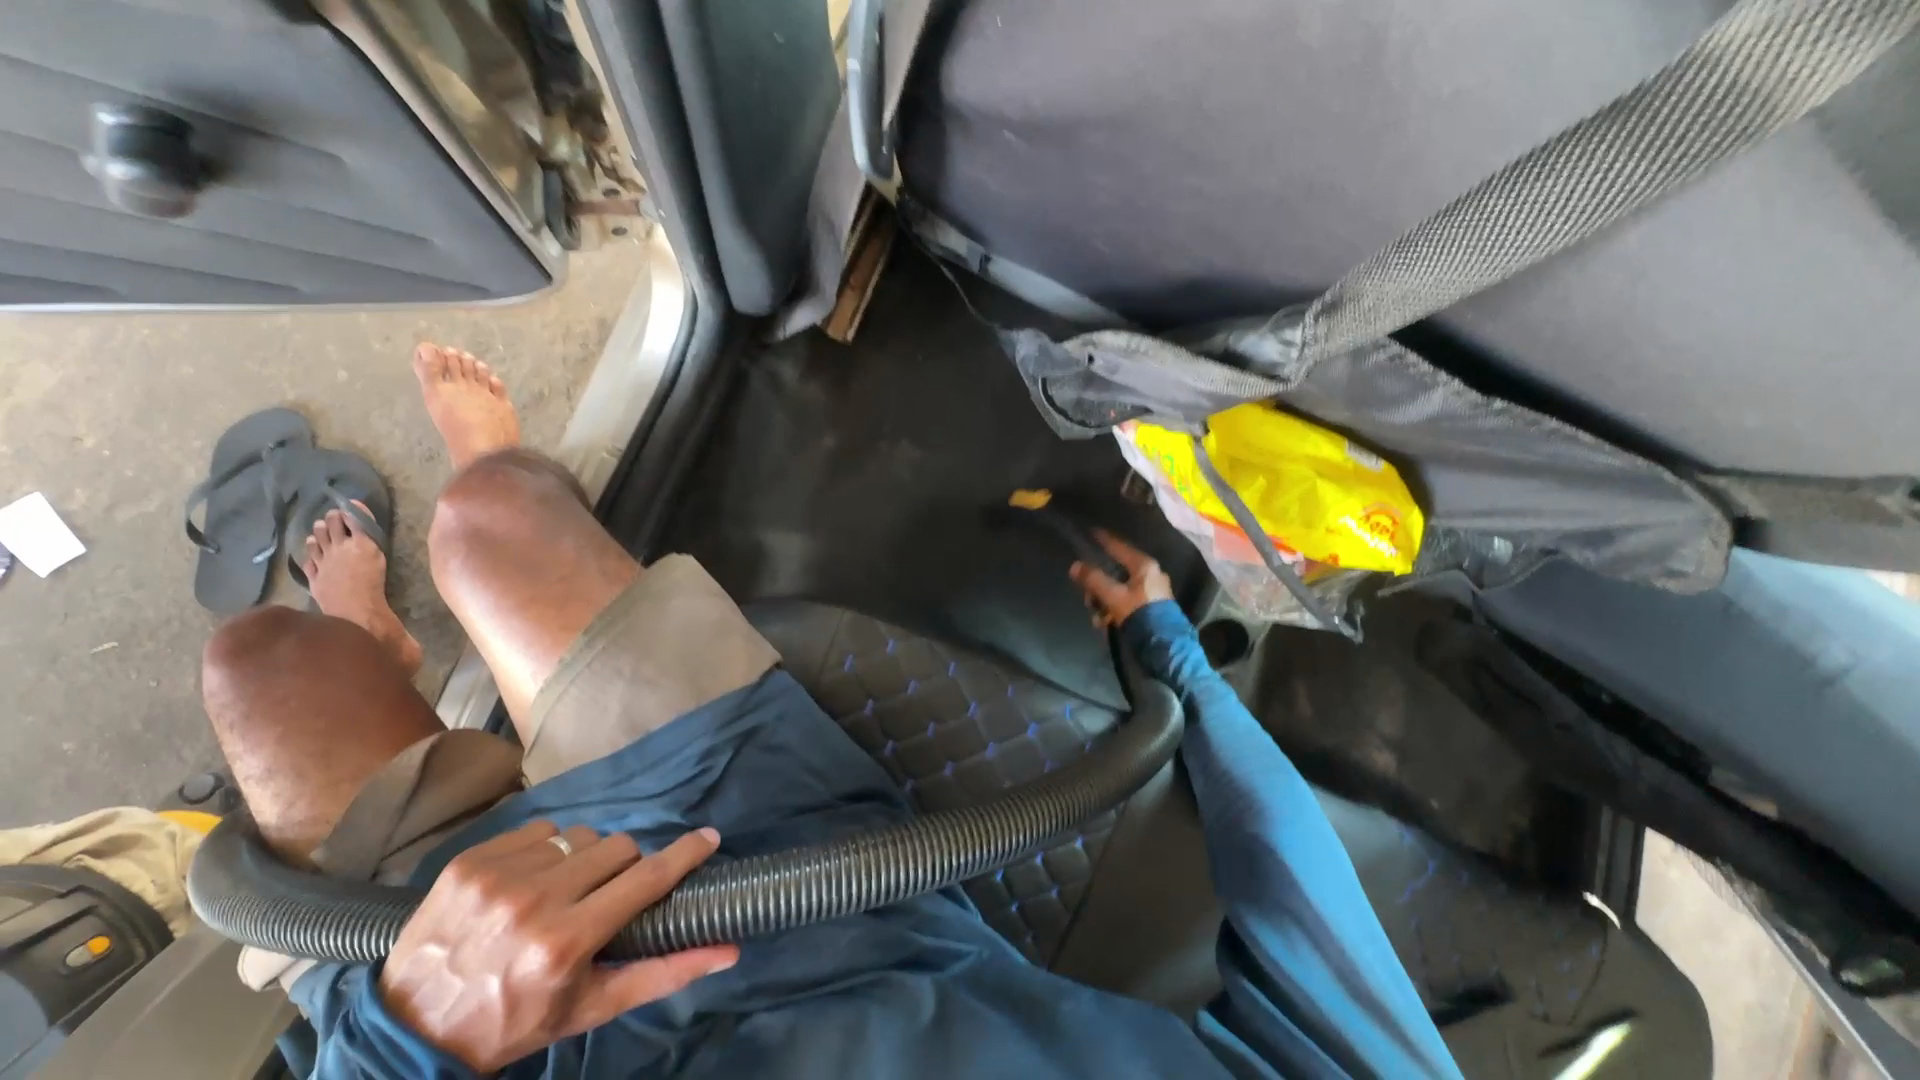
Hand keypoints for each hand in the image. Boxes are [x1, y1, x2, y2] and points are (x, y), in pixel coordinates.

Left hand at [377, 822, 736, 1073]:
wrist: (409, 1028)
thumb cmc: (513, 1023)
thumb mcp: (590, 1009)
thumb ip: (662, 974)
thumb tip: (729, 950)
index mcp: (566, 942)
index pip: (645, 879)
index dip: (684, 855)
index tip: (708, 838)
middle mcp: (534, 900)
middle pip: (617, 848)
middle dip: (625, 868)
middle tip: (608, 897)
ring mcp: (498, 875)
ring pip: (579, 836)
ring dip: (584, 859)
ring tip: (563, 891)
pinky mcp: (471, 859)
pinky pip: (539, 830)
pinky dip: (546, 851)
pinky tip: (529, 881)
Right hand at [1069, 529, 1174, 628]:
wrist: (1164, 645)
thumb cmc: (1139, 614)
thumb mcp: (1113, 596)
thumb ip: (1093, 580)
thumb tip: (1075, 566)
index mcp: (1144, 566)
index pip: (1119, 546)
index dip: (1104, 539)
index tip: (1091, 531)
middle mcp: (1150, 574)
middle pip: (1116, 571)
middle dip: (1098, 585)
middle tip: (1088, 599)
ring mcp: (1152, 591)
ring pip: (1119, 589)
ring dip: (1104, 602)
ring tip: (1098, 618)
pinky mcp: (1151, 607)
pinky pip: (1126, 602)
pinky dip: (1114, 610)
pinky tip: (1106, 623)